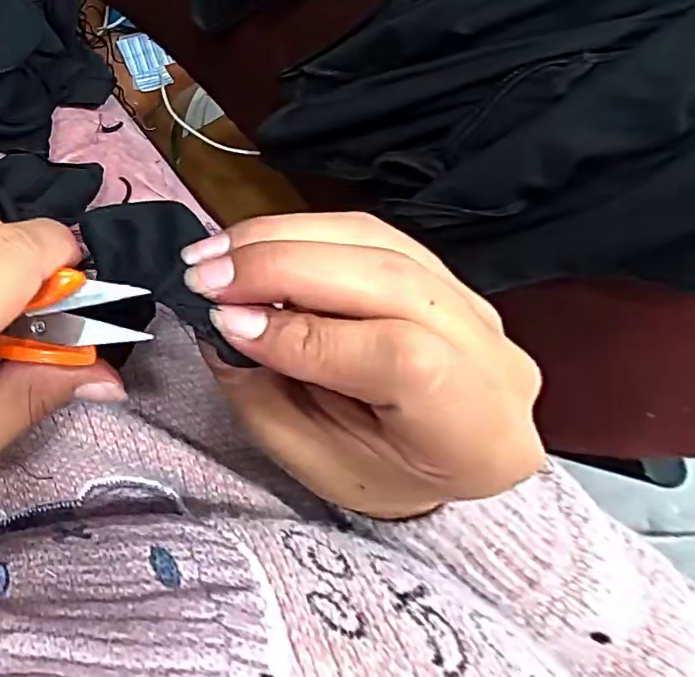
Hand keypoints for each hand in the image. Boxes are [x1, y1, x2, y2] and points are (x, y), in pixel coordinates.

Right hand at [182, 213, 543, 518]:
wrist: (410, 453)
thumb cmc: (360, 465)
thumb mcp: (300, 448)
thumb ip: (259, 383)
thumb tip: (225, 316)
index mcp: (477, 432)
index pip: (402, 357)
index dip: (305, 333)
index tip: (228, 323)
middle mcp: (491, 356)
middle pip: (386, 278)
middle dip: (279, 267)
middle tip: (203, 276)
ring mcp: (466, 301)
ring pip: (369, 239)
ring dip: (275, 238)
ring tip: (212, 255)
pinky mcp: (430, 266)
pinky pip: (358, 230)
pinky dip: (290, 231)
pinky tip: (244, 244)